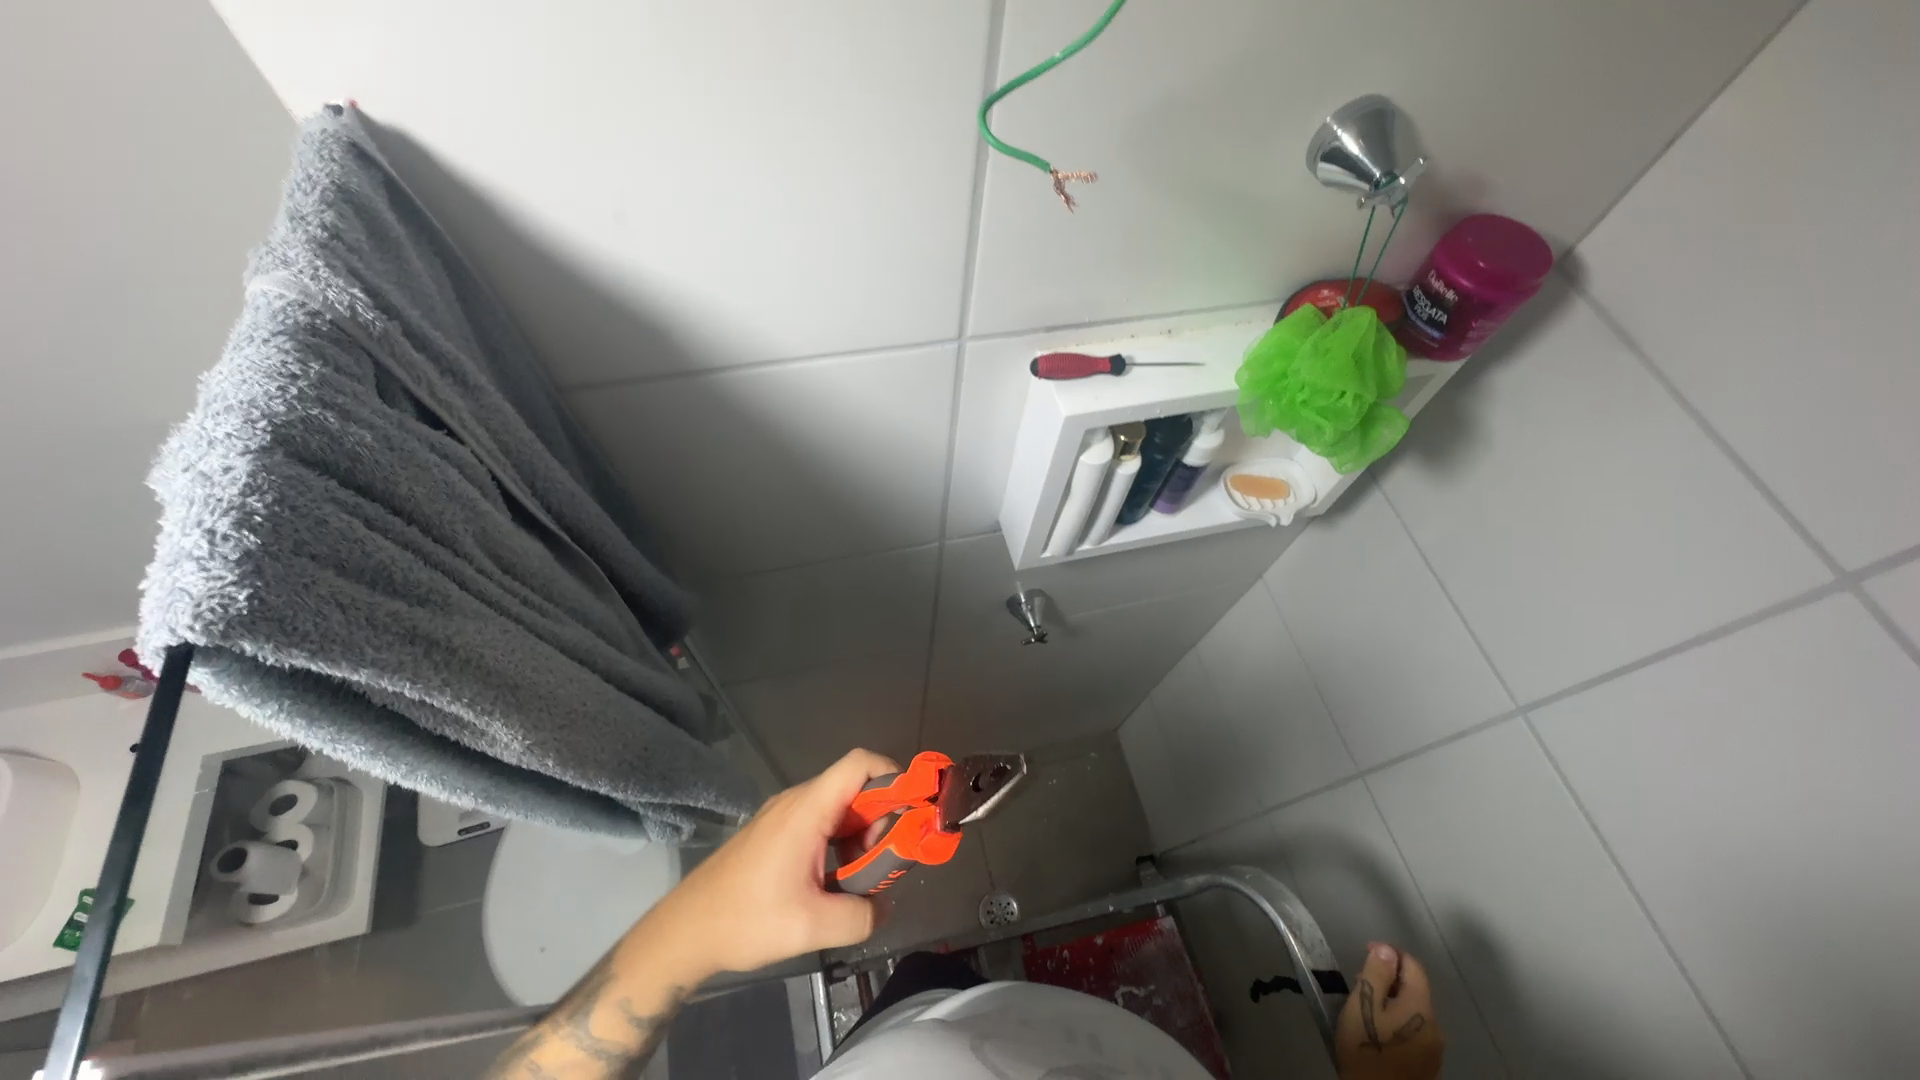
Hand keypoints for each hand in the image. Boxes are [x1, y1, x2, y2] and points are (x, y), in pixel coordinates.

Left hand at [649, 748, 900, 975]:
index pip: (860, 763)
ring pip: (840, 809)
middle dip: (883, 821)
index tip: (915, 811)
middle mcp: (796, 802)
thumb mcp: (813, 927)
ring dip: (861, 838)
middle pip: (856, 789)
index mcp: (807, 810)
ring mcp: (783, 816)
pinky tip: (834, 883)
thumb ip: (863, 915)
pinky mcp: (775, 833)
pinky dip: (840, 844)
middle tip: (886, 863)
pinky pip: (821, 824)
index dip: (895, 776)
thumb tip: (884, 904)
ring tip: (860, 879)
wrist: (683, 932)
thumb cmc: (745, 920)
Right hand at [1335, 943, 1445, 1079]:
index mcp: (1420, 1006)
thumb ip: (1376, 975)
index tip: (1365, 952)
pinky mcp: (1428, 1063)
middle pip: (1416, 988)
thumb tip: (1387, 949)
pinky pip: (1415, 1028)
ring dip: (1393, 998)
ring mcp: (1434, 1047)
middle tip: (1360, 980)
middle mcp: (1435, 1024)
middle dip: (1389, 977)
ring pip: (1415, 1009)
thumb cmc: (1366, 1048)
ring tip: (1366, 1004)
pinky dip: (1398, 1018)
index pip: (1413, 965)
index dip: (1390, 952)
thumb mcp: (1363, 1006)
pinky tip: (1379, 1028)